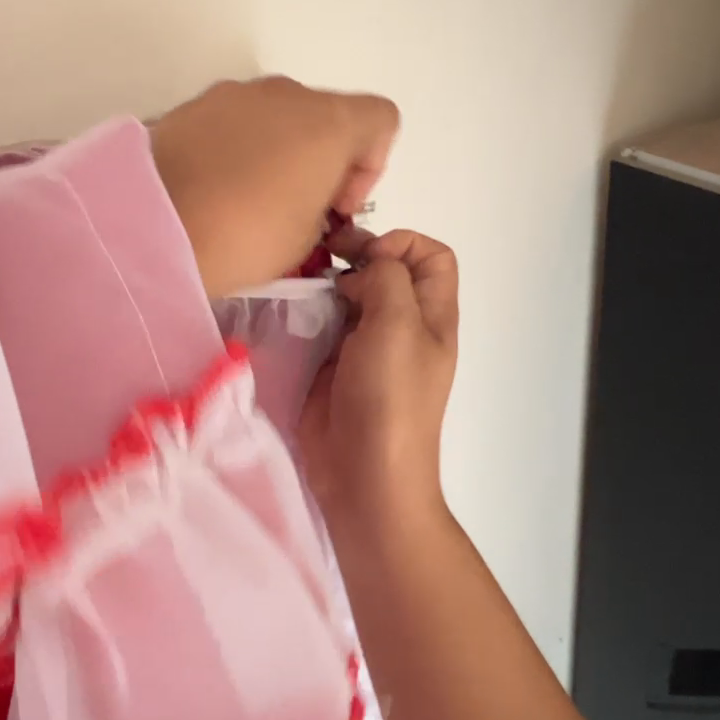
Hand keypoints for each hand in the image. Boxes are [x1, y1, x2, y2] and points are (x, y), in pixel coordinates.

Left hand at [150, 76, 396, 296]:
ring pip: (278, 117)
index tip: (338, 206)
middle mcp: (286, 93)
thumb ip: (322, 208)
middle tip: (297, 208)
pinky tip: (215, 188)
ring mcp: (235, 93)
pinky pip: (235, 122)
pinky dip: (237, 148)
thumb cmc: (242, 236)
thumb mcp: (304, 241)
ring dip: (279, 151)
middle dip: (321, 159)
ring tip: (249, 200)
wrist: (148, 224)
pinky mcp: (192, 104)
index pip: (382, 119)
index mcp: (328, 121)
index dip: (371, 166)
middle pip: (326, 116)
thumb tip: (304, 197)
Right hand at [299, 227, 458, 539]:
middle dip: (356, 255)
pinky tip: (287, 310)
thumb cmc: (390, 397)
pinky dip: (306, 311)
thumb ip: (386, 278)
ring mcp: (366, 347)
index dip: (401, 243)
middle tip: (320, 257)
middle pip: (387, 271)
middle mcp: (402, 326)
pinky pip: (323, 325)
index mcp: (432, 314)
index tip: (365, 258)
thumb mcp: (398, 325)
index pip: (430, 256)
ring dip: (326, 283)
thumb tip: (363, 271)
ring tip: (297, 281)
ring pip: (350, 296)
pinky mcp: (333, 367)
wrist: (365, 475)